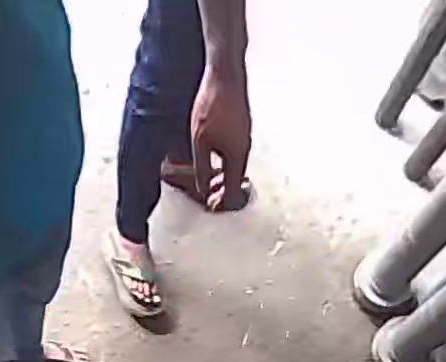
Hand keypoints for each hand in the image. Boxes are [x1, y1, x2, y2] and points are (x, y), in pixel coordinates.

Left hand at [190, 66, 251, 210]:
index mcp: (237, 156)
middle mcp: (245, 148)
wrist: (225, 71)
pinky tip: (215, 161)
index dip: (222, 202)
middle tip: (210, 199)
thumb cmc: (211, 104)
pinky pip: (236, 153)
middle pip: (236, 181)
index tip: (211, 206)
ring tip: (210, 183)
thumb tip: (203, 190)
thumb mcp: (199, 141)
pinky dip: (226, 164)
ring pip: (236, 167)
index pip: (232, 191)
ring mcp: (245, 136)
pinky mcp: (242, 127)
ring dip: (224, 178)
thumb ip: (202, 168)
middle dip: (223, 193)